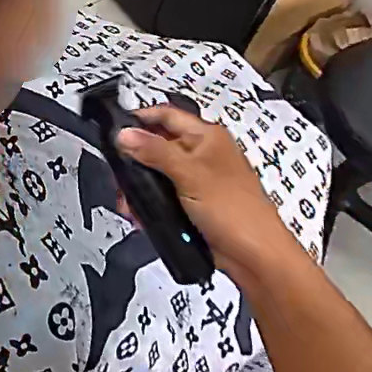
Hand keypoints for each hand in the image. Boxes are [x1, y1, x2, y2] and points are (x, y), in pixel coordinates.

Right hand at [114, 106, 301, 281]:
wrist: (255, 256)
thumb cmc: (239, 212)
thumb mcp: (188, 175)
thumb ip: (155, 152)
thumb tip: (126, 134)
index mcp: (208, 136)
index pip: (166, 115)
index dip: (141, 119)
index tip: (117, 130)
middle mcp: (205, 154)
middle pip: (159, 145)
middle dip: (137, 160)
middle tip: (122, 173)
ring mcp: (200, 180)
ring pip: (160, 174)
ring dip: (143, 186)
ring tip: (131, 200)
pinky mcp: (195, 204)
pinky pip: (166, 196)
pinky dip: (153, 203)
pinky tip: (144, 214)